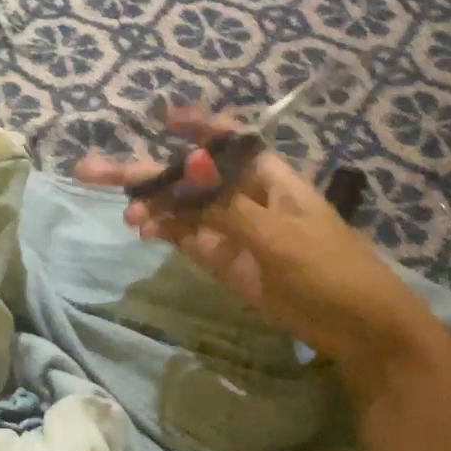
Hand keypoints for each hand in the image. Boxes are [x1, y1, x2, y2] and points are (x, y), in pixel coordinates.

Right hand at [74, 110, 442, 376]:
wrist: (360, 332)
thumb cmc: (331, 271)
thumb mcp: (280, 235)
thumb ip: (227, 203)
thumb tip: (187, 161)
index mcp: (266, 177)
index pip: (225, 140)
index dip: (194, 125)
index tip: (162, 118)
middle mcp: (241, 195)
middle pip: (186, 174)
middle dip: (143, 169)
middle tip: (90, 169)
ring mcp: (229, 228)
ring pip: (177, 207)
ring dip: (148, 205)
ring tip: (124, 213)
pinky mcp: (221, 258)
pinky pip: (182, 236)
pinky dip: (161, 230)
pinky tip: (142, 229)